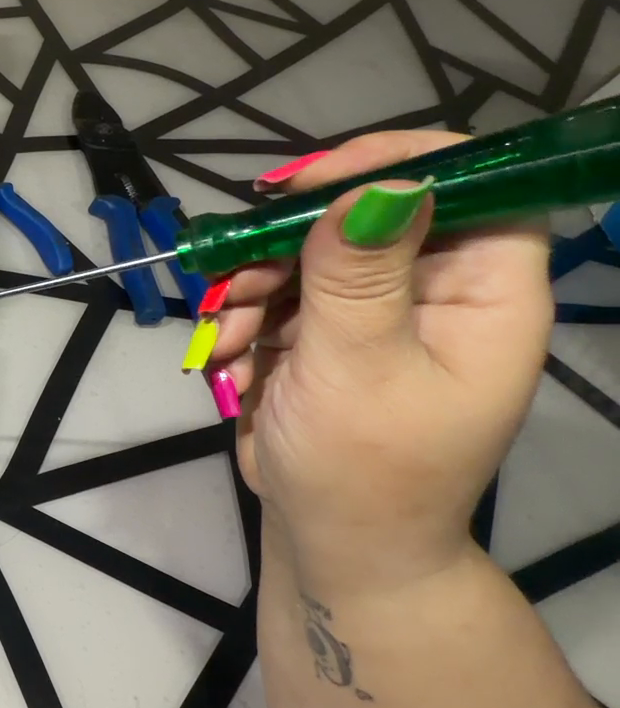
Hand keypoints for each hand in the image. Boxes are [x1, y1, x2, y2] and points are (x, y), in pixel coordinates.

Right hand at [211, 131, 552, 588]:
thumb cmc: (363, 462)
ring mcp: (369, 318)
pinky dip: (240, 327)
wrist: (330, 538)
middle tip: (233, 281)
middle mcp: (431, 295)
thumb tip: (381, 185)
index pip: (468, 191)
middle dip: (283, 250)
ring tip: (226, 341)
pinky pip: (271, 303)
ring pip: (301, 262)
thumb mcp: (356, 367)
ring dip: (247, 293)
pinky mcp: (318, 341)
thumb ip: (359, 276)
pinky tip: (230, 365)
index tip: (307, 182)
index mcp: (481, 295)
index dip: (395, 169)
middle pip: (360, 223)